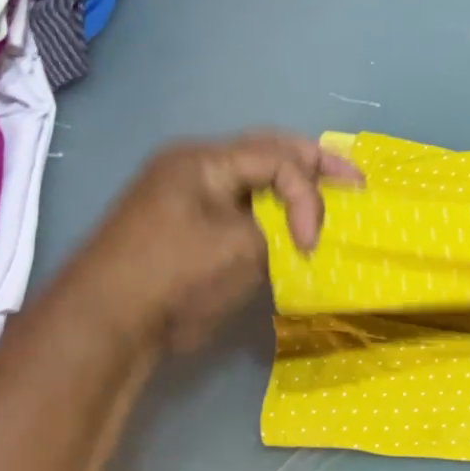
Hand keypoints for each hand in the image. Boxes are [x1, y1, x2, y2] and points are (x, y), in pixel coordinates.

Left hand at [62, 131, 361, 351]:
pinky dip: (277, 203)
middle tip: (357, 182)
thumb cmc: (178, 274)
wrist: (112, 318)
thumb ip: (283, 222)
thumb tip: (299, 227)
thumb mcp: (244, 244)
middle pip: (270, 151)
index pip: (280, 160)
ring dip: (298, 183)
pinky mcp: (192, 219)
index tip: (311, 243)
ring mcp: (191, 191)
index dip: (309, 197)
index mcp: (204, 161)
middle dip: (317, 165)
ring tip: (334, 194)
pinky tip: (297, 215)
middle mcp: (196, 165)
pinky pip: (245, 197)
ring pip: (258, 172)